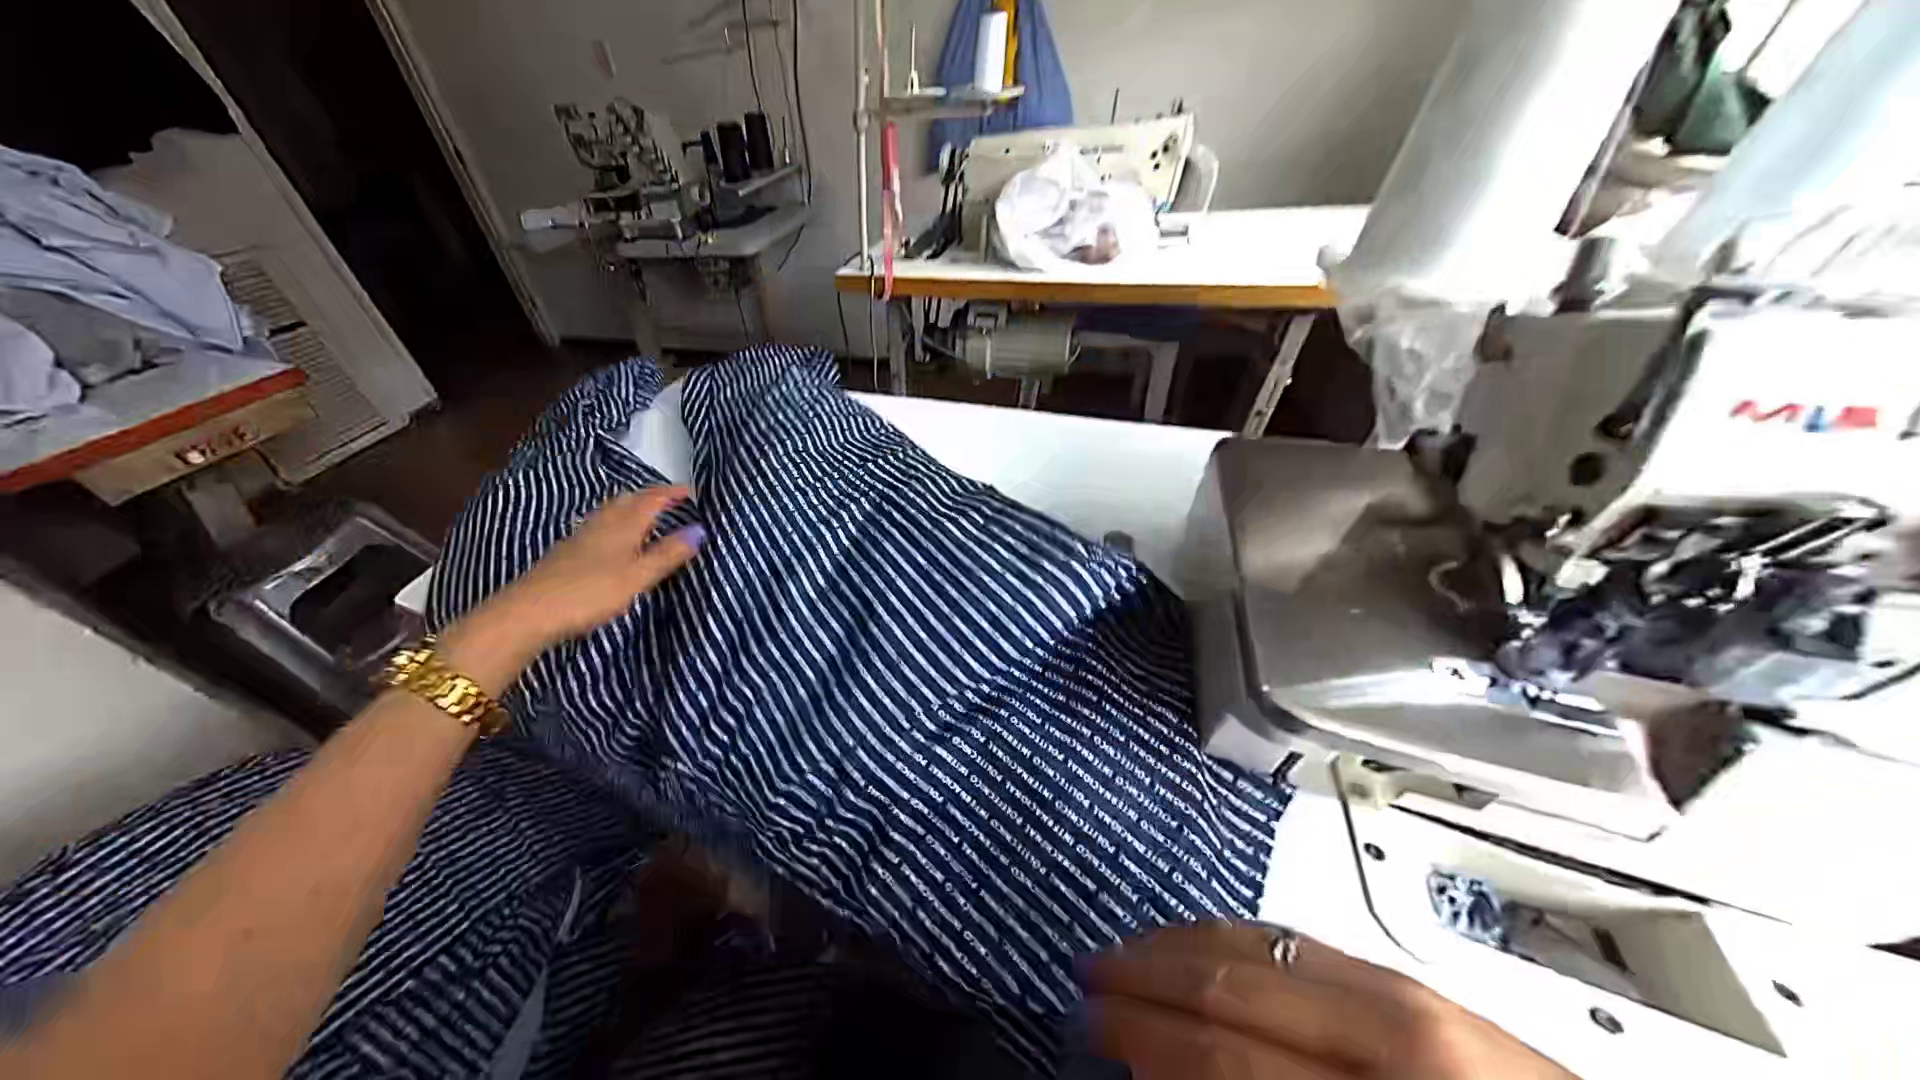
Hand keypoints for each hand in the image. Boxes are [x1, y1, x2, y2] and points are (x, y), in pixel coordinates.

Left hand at [440, 488, 702, 691]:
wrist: (529, 612)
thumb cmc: (591, 592)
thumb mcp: (638, 576)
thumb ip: (669, 554)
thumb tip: (700, 529)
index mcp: (623, 525)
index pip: (652, 500)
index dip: (672, 493)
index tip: (692, 491)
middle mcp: (602, 524)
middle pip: (628, 499)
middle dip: (650, 495)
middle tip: (670, 500)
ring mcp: (581, 537)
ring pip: (611, 511)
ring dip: (631, 507)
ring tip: (646, 515)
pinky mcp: (567, 553)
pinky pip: (598, 526)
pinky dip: (615, 523)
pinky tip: (614, 538)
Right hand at [1086, 921, 1576, 1079]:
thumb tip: (1167, 1065)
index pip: (1224, 1051)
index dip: (1144, 1034)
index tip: (1092, 1019)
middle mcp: (1392, 1030)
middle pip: (1234, 981)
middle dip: (1147, 977)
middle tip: (1089, 975)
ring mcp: (1410, 993)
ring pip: (1262, 940)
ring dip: (1182, 944)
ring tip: (1130, 950)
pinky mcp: (1419, 981)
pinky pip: (1299, 940)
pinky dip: (1234, 937)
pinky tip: (1204, 942)